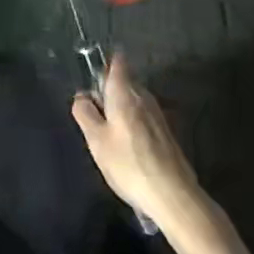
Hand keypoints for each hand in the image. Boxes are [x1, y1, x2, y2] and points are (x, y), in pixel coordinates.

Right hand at [73, 57, 253, 253]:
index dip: (104, 64)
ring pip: (132, 99)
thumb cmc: (128, 163)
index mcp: (124, 91)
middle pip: (123, 81)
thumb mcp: (96, 141)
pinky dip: (131, 123)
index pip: (117, 61)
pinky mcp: (164, 129)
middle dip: (108, 92)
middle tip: (94, 119)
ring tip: (108, 137)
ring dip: (119, 110)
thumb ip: (85, 114)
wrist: (171, 192)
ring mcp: (156, 111)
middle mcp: (143, 94)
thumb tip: (81, 97)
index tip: (92, 82)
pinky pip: (142, 115)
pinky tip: (127, 149)